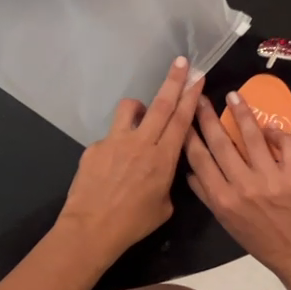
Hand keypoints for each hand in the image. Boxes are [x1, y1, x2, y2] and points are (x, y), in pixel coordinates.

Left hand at [57, 57, 206, 263]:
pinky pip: (110, 137)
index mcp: (162, 158)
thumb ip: (166, 180)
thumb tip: (159, 169)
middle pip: (160, 104)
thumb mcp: (163, 206)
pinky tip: (111, 167)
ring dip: (138, 107)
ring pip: (129, 109)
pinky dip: (116, 144)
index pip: (180, 120)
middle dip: (174, 81)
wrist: (92, 227)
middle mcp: (139, 143)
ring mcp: (114, 141)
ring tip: (140, 115)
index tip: (198, 78)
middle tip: (182, 62)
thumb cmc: (133, 223)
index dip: (190, 97)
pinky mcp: (94, 147)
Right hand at [185, 90, 290, 281]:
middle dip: (208, 116)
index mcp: (223, 199)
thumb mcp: (226, 223)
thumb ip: (207, 196)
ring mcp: (272, 179)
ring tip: (234, 95)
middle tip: (202, 96)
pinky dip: (276, 133)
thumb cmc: (260, 241)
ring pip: (251, 137)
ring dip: (241, 113)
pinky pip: (286, 144)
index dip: (189, 134)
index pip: (199, 158)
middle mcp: (243, 186)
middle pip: (221, 142)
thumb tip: (189, 172)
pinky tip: (269, 127)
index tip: (183, 116)